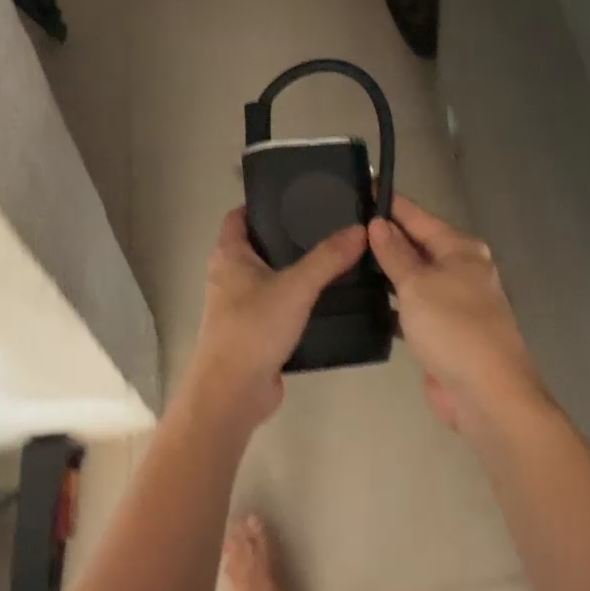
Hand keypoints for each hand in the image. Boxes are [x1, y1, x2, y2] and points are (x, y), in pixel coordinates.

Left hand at [182, 208, 366, 429]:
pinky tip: (328, 300)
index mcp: (229, 256)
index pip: (238, 216)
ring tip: (334, 260)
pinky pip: (278, 307)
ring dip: (295, 271)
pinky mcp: (255, 333)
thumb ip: (328, 258)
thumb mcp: (296, 287)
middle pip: (258, 245)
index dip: (261, 203)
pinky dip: (298, 301)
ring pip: (270, 278)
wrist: (234, 393)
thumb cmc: (253, 328)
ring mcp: (239, 307)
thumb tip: (360, 229)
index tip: (295, 197)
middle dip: (287, 237)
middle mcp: (229, 277)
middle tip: (326, 227)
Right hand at [369, 195, 543, 434]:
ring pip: (413, 278)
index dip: (391, 204)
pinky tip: (363, 302)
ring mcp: (453, 303)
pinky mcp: (443, 333)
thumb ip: (395, 254)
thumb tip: (378, 223)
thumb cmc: (454, 328)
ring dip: (386, 273)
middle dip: (385, 238)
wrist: (487, 395)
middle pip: (417, 246)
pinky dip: (391, 304)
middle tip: (344, 226)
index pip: (419, 217)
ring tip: (346, 260)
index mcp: (461, 250)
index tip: (364, 186)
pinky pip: (412, 308)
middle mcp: (461, 271)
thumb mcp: (417, 284)